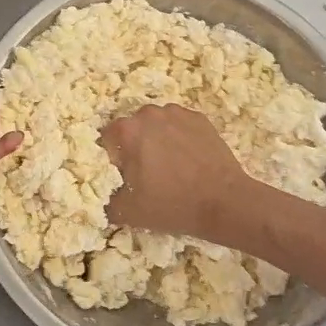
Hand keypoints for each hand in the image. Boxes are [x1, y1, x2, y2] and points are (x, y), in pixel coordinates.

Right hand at [100, 103, 254, 240]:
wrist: (225, 203)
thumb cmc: (172, 205)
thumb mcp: (126, 213)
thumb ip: (104, 200)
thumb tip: (100, 195)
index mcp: (126, 130)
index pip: (107, 141)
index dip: (113, 161)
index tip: (125, 179)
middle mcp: (147, 113)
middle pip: (131, 130)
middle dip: (135, 148)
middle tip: (148, 175)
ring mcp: (176, 113)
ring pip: (156, 125)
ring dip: (156, 140)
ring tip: (171, 167)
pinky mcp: (199, 118)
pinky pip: (179, 125)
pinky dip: (179, 138)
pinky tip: (188, 160)